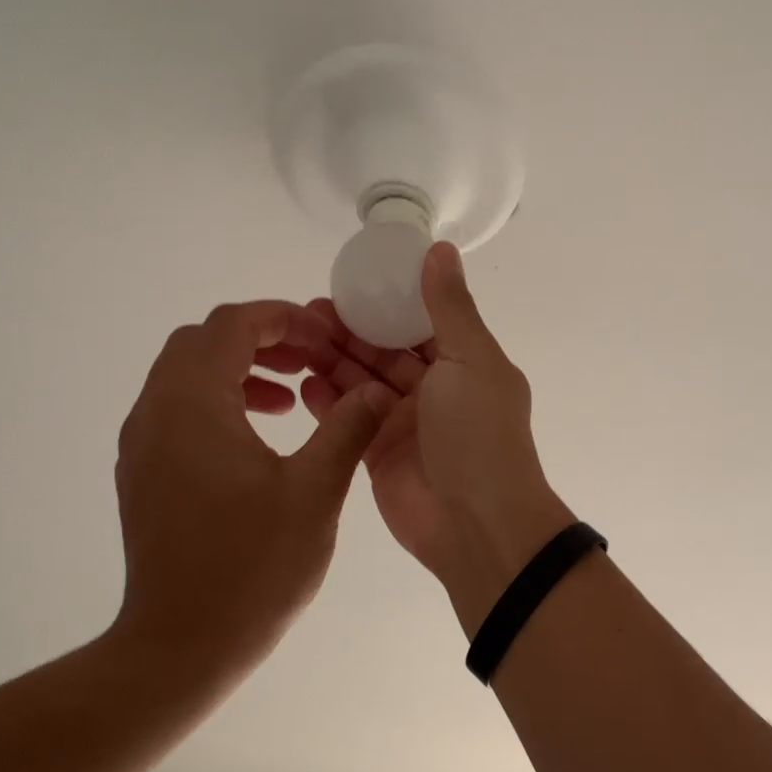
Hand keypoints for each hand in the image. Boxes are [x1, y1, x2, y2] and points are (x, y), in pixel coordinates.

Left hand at [114, 301, 393, 666]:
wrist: (182, 643)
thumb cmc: (254, 566)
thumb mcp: (315, 493)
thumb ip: (347, 429)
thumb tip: (376, 390)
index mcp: (193, 405)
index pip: (231, 325)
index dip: (284, 319)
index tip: (327, 340)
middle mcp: (155, 413)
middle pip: (201, 342)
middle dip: (261, 339)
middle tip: (313, 362)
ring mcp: (141, 446)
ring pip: (185, 376)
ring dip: (239, 371)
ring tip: (292, 400)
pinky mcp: (143, 475)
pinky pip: (177, 412)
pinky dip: (218, 403)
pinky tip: (260, 441)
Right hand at [301, 245, 573, 622]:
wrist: (475, 522)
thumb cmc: (478, 435)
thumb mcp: (472, 359)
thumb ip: (450, 306)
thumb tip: (441, 249)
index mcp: (466, 365)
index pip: (421, 323)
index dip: (386, 303)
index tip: (347, 283)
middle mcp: (436, 392)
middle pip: (385, 351)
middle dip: (349, 331)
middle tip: (303, 313)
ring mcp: (405, 424)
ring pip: (362, 382)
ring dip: (331, 359)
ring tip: (292, 338)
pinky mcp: (377, 454)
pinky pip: (348, 418)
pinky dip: (326, 400)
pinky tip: (299, 379)